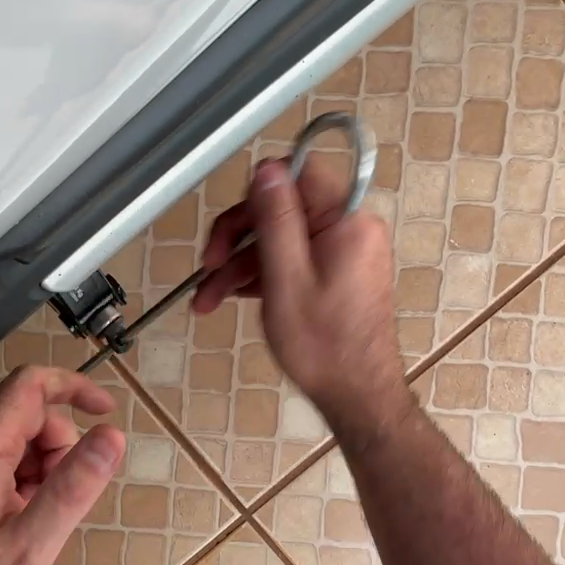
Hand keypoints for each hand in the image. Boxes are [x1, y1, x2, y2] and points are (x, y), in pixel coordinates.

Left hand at [0, 366, 125, 564]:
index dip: (75, 388)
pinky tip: (11, 526)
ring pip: (12, 439)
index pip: (32, 384)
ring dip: (38, 470)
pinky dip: (17, 482)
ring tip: (31, 525)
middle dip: (59, 450)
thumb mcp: (29, 547)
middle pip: (26, 415)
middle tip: (58, 506)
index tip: (108, 413)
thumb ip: (73, 488)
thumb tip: (112, 436)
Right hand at [191, 159, 407, 424]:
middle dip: (238, 237)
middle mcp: (349, 228)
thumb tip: (267, 170)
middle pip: (281, 208)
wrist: (355, 394)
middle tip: (210, 265)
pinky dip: (260, 276)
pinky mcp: (334, 273)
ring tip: (208, 299)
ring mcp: (342, 252)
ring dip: (239, 265)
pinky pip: (291, 260)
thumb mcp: (286, 279)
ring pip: (279, 240)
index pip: (298, 173)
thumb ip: (276, 219)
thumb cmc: (325, 348)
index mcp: (346, 220)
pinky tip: (231, 298)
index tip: (232, 227)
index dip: (257, 194)